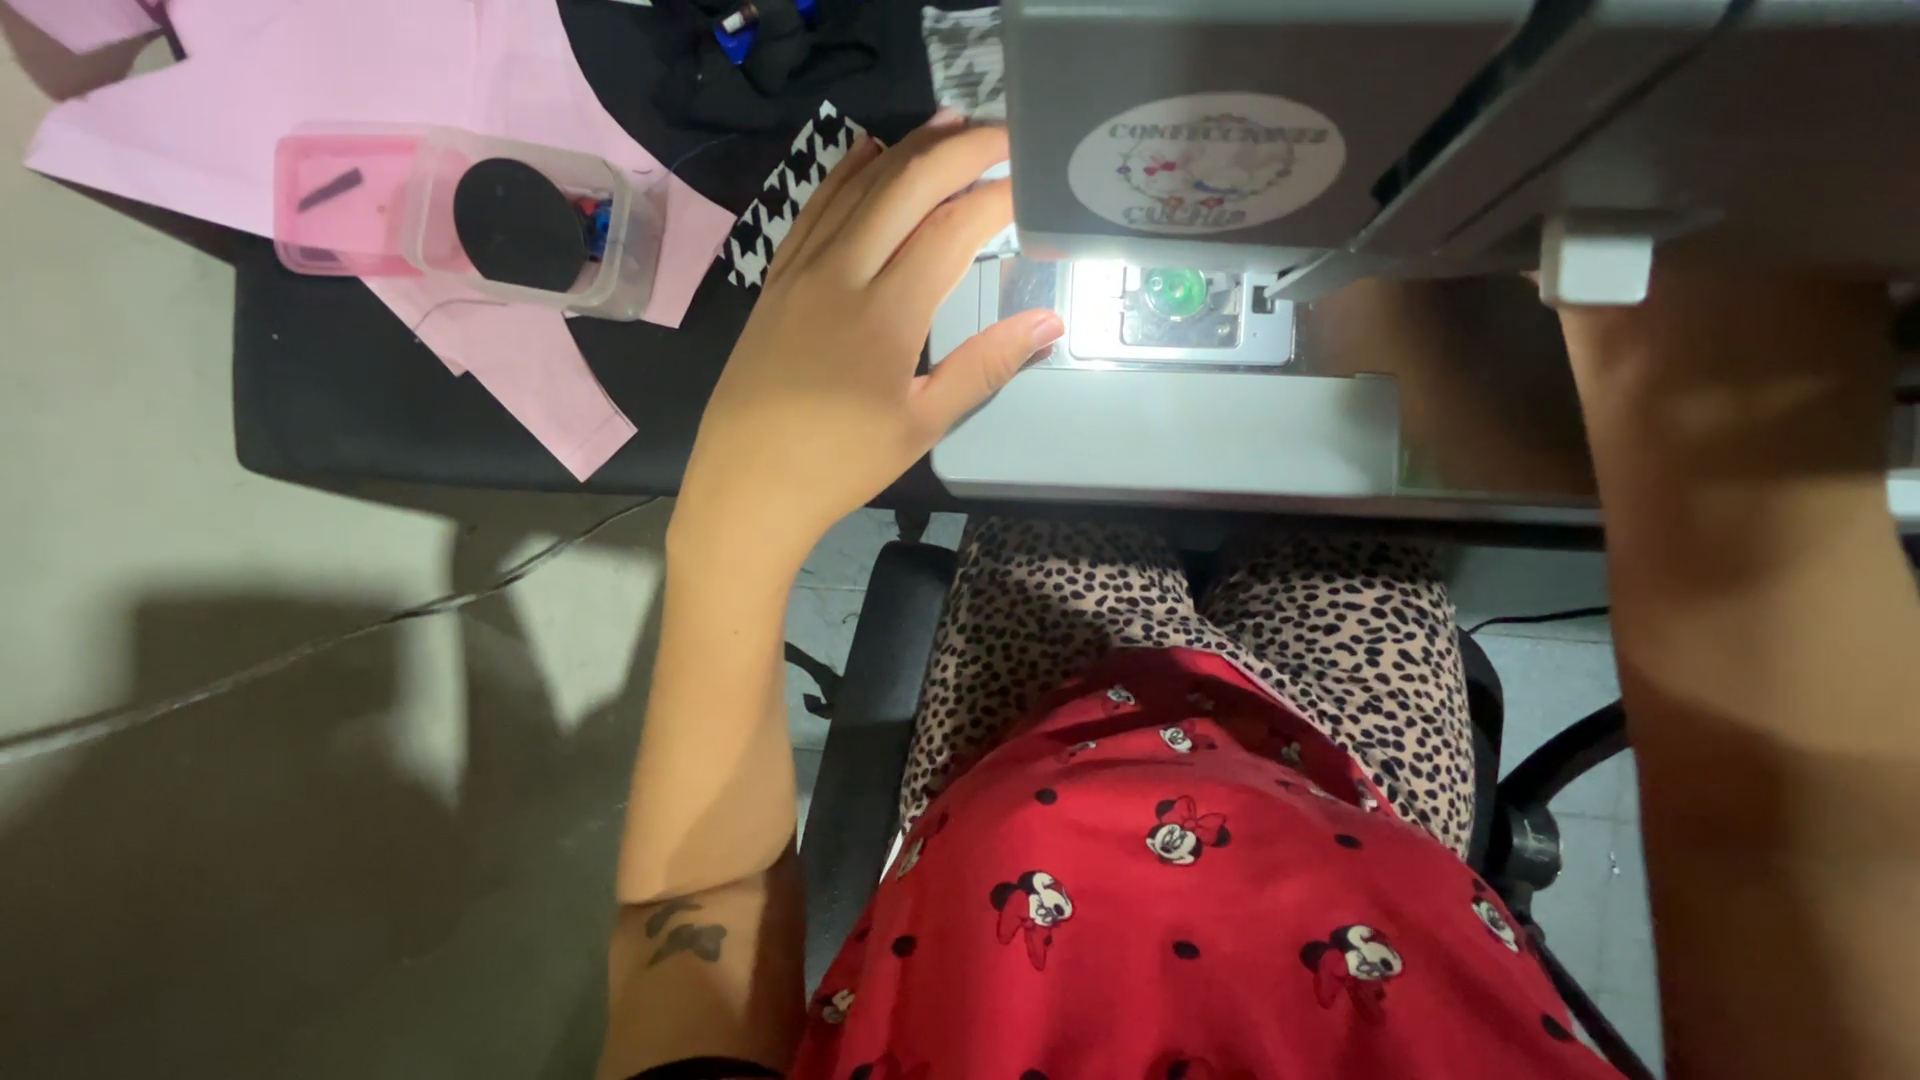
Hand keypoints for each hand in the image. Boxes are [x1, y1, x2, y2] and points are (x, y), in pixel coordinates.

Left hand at [672, 117, 1064, 570]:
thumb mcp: (922, 424)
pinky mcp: (775, 281)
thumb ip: (985, 366)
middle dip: (957, 151)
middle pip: (904, 187)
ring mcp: (800, 272)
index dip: (994, 199)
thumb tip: (1048, 322)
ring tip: (948, 125)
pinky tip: (867, 155)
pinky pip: (813, 210)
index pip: (950, 230)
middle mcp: (841, 274)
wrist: (747, 486)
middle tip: (1000, 135)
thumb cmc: (840, 465)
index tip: (1028, 184)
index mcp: (885, 313)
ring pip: (857, 188)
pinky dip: (845, 174)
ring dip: (906, 150)